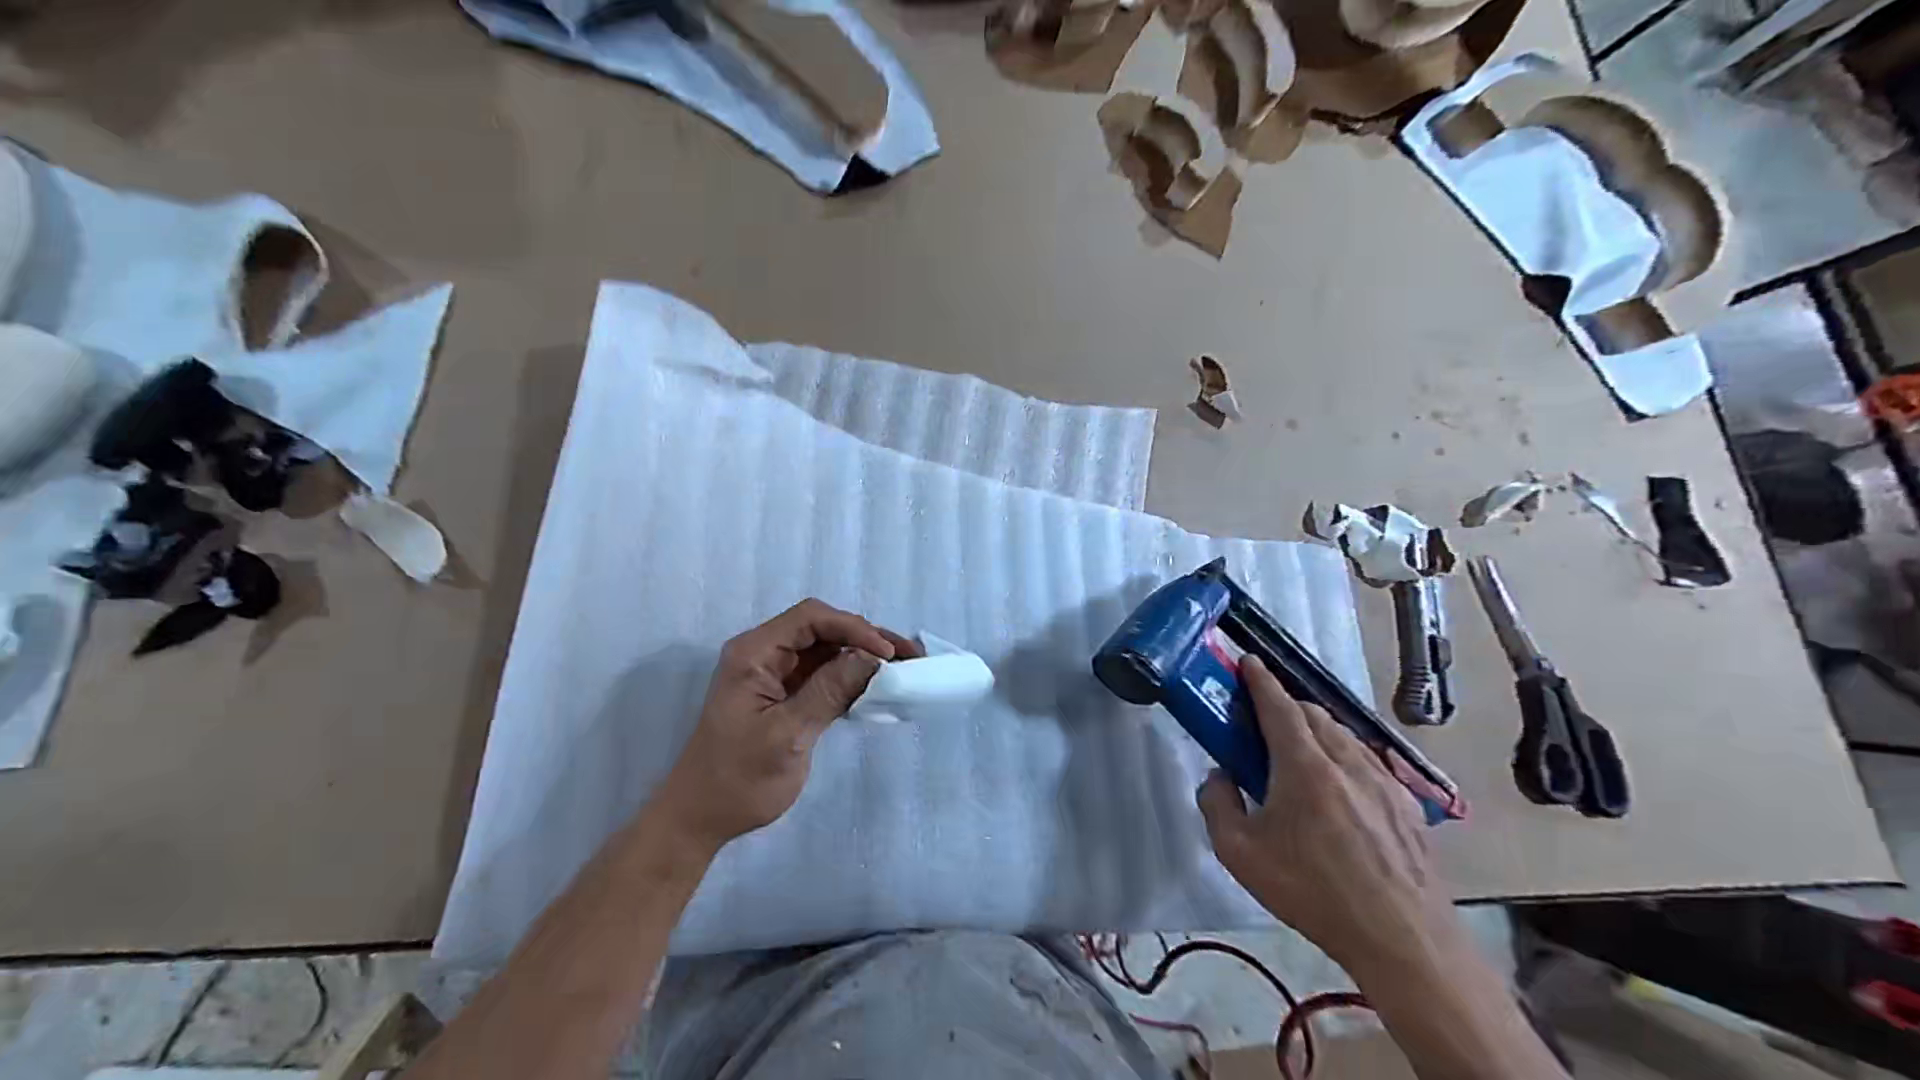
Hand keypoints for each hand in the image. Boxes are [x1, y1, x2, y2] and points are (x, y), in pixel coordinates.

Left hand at [652, 599, 918, 854]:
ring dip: (863, 655)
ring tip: (904, 666)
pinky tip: (879, 685)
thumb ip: (829, 691)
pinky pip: (823, 673)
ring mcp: (774, 674)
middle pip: (821, 629)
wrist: (700, 818)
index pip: (810, 619)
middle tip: (908, 656)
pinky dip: (852, 676)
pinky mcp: (785, 694)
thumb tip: (872, 657)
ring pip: (827, 649)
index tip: (886, 654)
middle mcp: (763, 654)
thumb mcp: (788, 735)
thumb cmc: (738, 778)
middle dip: (865, 638)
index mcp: (754, 653)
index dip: (852, 628)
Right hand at [1197, 655, 1459, 974]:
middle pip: (1313, 714)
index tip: (1248, 660)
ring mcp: (1382, 781)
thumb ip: (1217, 803)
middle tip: (1262, 721)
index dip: (1260, 679)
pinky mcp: (1406, 805)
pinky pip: (1367, 762)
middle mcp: (1346, 761)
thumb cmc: (1312, 891)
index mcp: (1304, 765)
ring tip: (1298, 753)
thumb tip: (1220, 776)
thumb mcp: (1240, 853)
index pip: (1278, 705)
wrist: (1402, 938)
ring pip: (1343, 735)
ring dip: (1315, 730)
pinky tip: (1338, 788)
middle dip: (1285, 706)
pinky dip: (1344, 757)